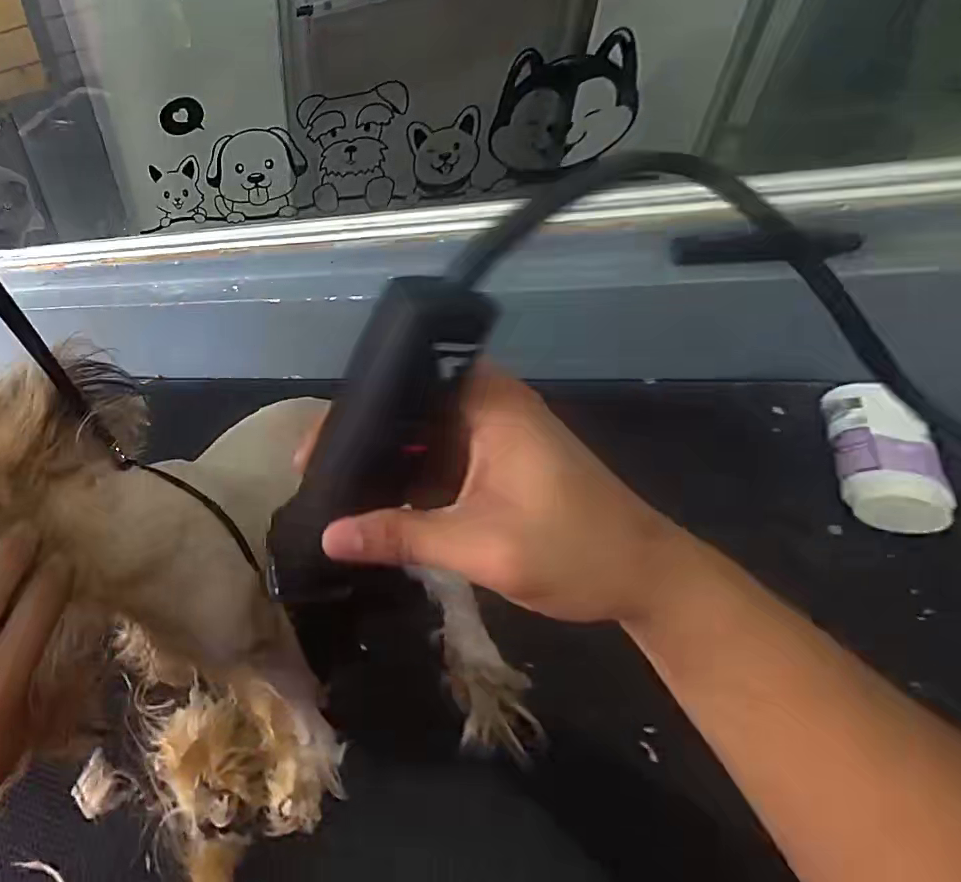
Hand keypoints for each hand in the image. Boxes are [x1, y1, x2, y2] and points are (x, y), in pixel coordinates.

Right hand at [301, 361, 684, 623]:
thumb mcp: (482, 546)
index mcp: (488, 402)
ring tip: (330, 482)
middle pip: (404, 404)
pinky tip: (374, 497)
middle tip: (311, 467)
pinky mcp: (493, 455)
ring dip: (382, 456)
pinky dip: (407, 474)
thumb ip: (402, 536)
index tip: (317, 444)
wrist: (648, 581)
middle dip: (359, 434)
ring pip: (418, 431)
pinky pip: (436, 454)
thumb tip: (328, 535)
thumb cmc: (576, 552)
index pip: (404, 381)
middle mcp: (486, 403)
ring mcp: (490, 429)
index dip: (355, 407)